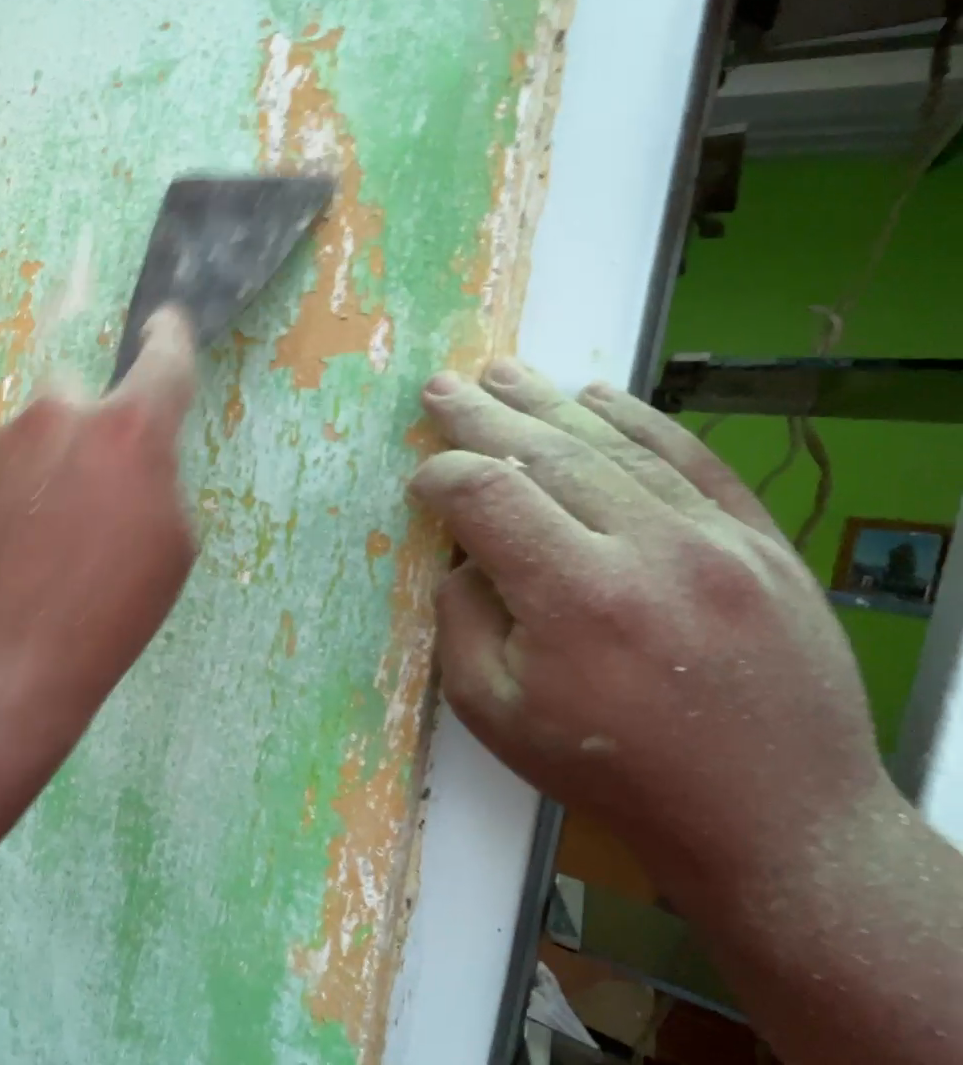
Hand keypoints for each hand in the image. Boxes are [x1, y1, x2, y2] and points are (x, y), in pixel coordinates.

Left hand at [0, 306, 199, 714]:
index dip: (166, 339)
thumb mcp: (170, 549)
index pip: (161, 360)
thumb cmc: (104, 616)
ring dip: (33, 470)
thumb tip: (129, 458)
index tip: (161, 325)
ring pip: (24, 439)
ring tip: (27, 544)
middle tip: (79, 499)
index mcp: (125, 432)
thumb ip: (156, 477)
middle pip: (75, 398)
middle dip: (83, 433)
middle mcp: (53, 416)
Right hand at [410, 360, 884, 890]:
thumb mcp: (493, 712)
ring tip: (501, 374)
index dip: (441, 477)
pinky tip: (597, 397)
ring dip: (549, 405)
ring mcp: (721, 541)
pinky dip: (640, 421)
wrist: (774, 818)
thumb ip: (460, 619)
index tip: (418, 481)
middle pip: (548, 456)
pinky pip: (694, 461)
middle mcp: (653, 551)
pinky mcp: (763, 545)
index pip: (489, 498)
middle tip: (439, 387)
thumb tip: (462, 555)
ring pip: (618, 446)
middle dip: (481, 419)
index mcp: (578, 599)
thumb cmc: (611, 771)